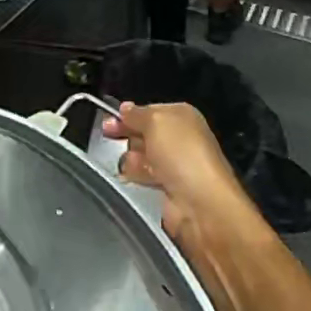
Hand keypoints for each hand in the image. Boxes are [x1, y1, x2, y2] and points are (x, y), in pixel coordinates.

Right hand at [103, 102, 250, 240]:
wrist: (199, 203)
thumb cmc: (184, 154)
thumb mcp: (156, 122)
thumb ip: (137, 113)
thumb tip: (125, 108)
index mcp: (181, 115)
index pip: (150, 110)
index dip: (130, 113)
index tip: (111, 118)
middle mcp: (179, 138)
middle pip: (143, 132)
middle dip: (128, 134)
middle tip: (111, 134)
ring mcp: (173, 164)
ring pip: (141, 156)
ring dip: (133, 158)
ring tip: (137, 162)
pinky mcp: (165, 188)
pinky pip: (144, 177)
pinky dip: (139, 177)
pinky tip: (139, 178)